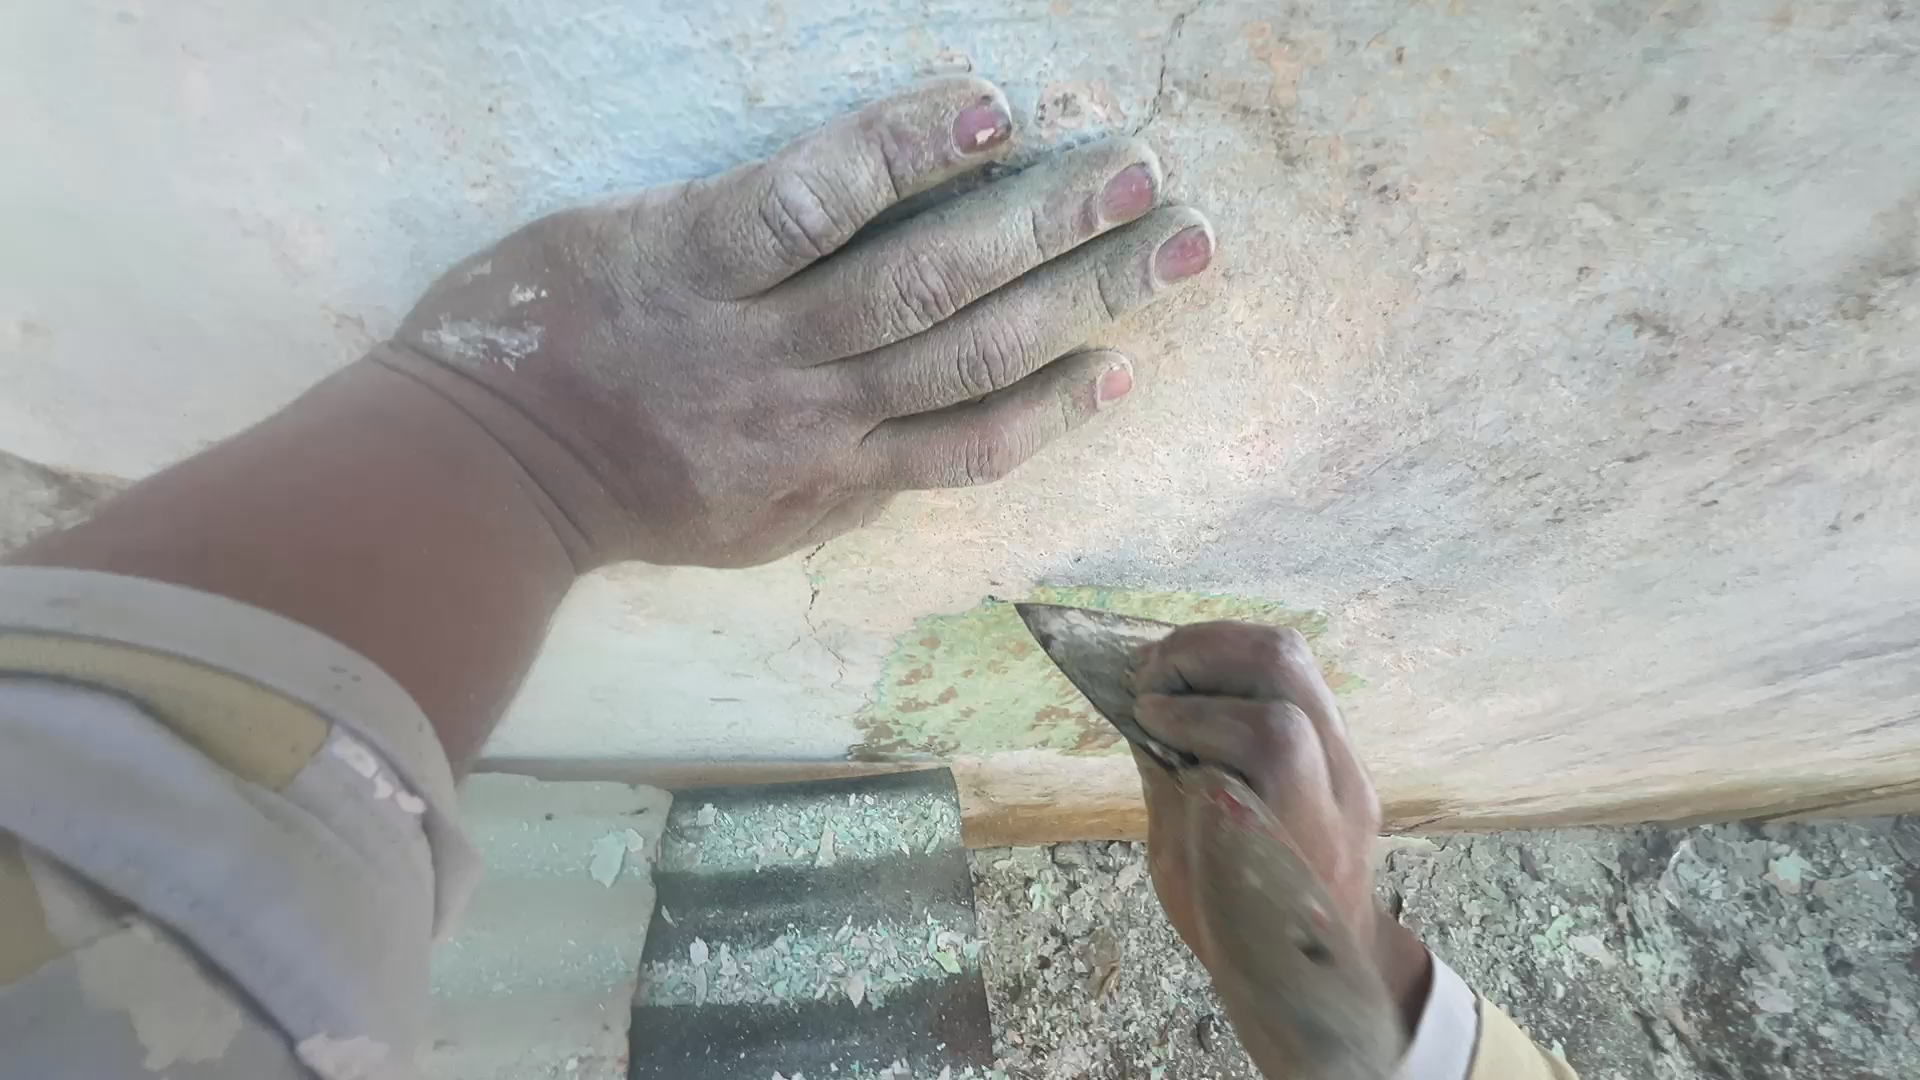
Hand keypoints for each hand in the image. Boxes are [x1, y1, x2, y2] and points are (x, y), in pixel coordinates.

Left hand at [381, 76, 1215, 568]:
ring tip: (1123, 167)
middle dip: (1093, 289)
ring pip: (923, 276)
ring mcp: (761, 329)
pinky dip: (897, 153)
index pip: (977, 444)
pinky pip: (808, 197)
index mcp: (838, 475)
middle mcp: (822, 405)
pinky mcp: (688, 251)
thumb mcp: (756, 530)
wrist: (489, 473)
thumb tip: (914, 452)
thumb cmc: (634, 503)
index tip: (1127, 364)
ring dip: (1036, 220)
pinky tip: (980, 108)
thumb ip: (844, 491)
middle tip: (1184, 233)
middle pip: (983, 346)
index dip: (1061, 409)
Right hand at [1130, 622, 1433, 1033]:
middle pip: (1285, 671)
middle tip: (1148, 672)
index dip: (1192, 715)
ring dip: (1215, 643)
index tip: (1141, 714)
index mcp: (1299, 832)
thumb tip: (1141, 717)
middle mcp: (1336, 784)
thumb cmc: (1236, 930)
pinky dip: (1232, 658)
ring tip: (1166, 662)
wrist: (1314, 971)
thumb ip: (1168, 786)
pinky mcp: (1338, 747)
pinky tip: (1195, 675)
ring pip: (1292, 658)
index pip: (1267, 735)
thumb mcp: (1181, 870)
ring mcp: (1345, 760)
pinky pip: (1290, 674)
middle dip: (1201, 653)